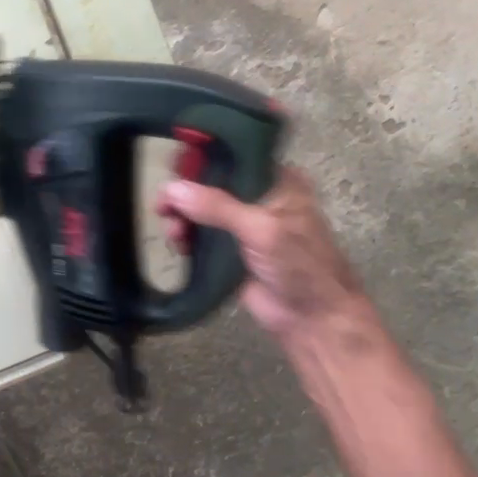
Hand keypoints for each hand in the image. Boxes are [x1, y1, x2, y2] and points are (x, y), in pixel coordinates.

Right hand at [159, 167, 367, 336]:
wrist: (313, 319)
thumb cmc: (300, 265)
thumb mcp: (261, 229)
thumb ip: (217, 207)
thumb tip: (171, 189)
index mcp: (276, 181)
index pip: (233, 157)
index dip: (201, 159)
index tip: (174, 168)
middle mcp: (258, 197)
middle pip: (210, 184)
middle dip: (184, 193)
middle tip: (164, 207)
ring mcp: (242, 225)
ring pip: (200, 210)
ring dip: (181, 217)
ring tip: (173, 233)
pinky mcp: (229, 250)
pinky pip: (199, 235)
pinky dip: (185, 236)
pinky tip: (178, 244)